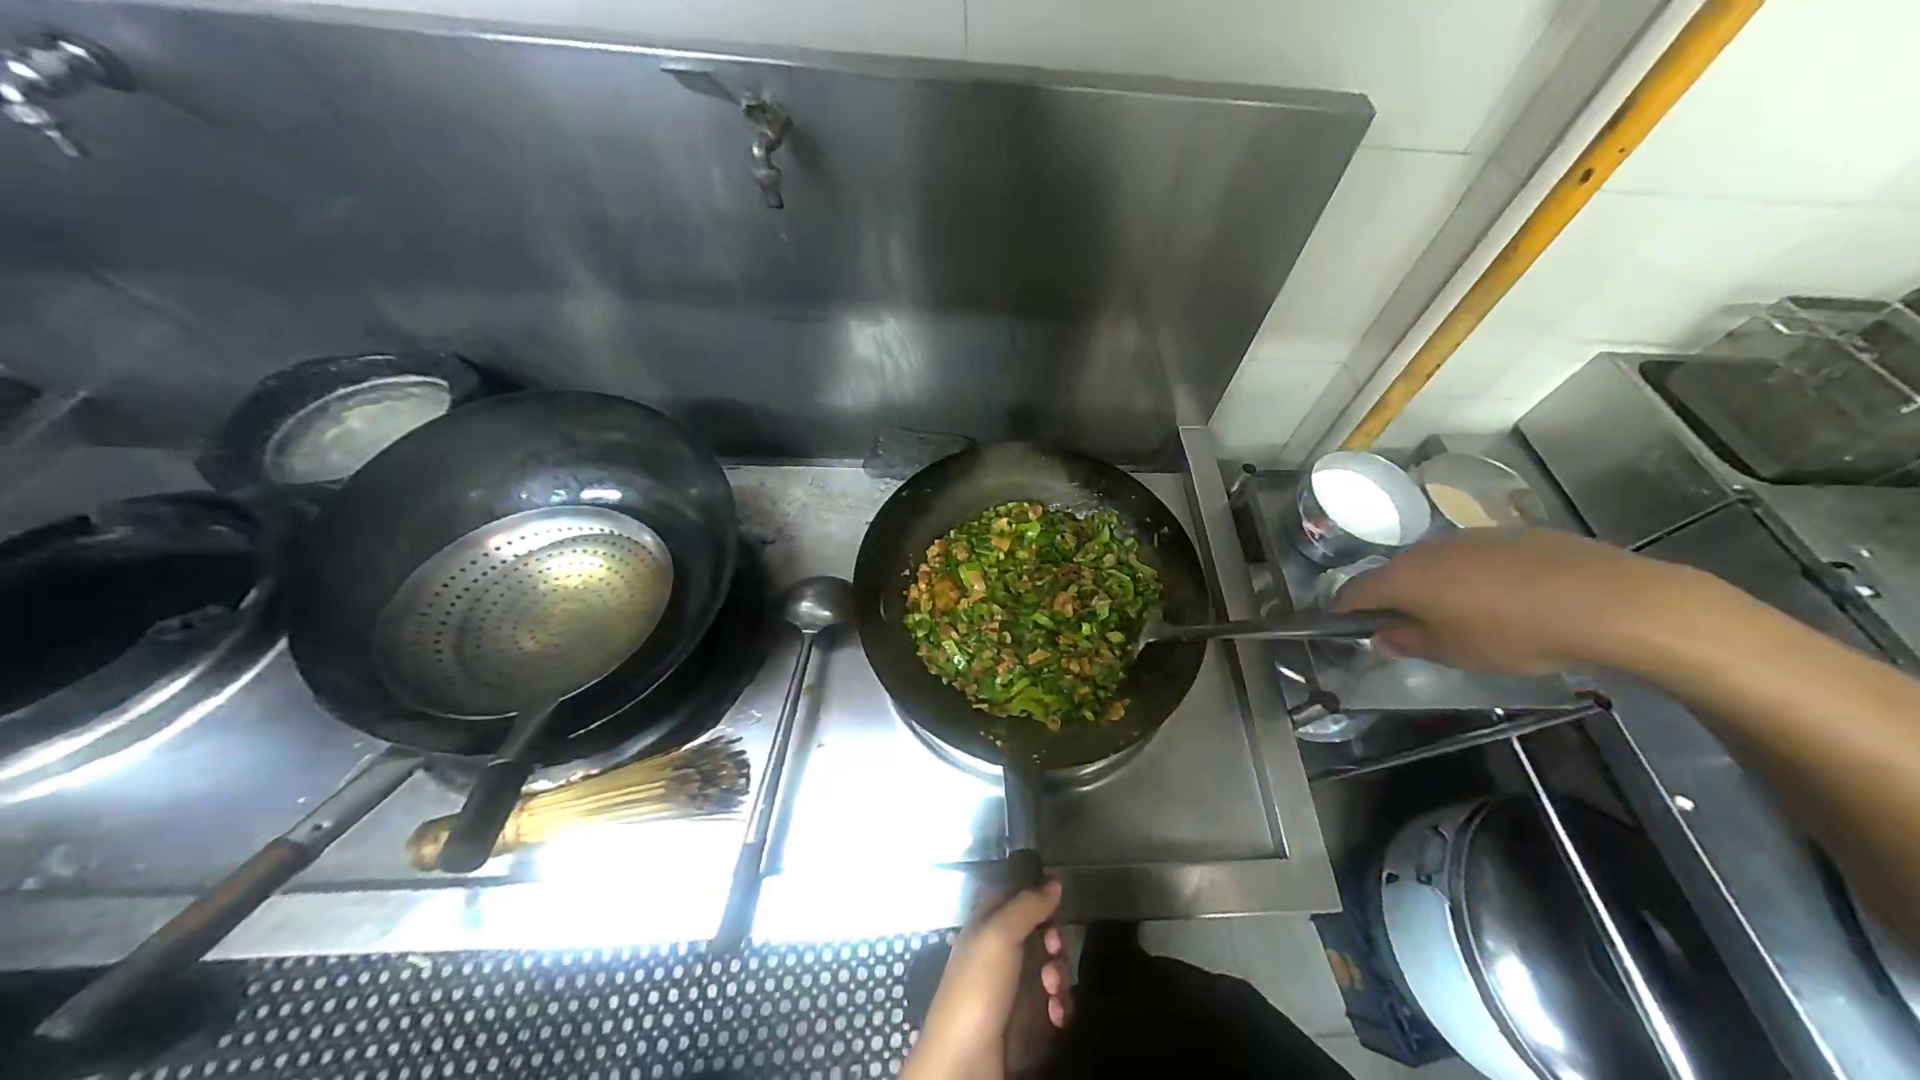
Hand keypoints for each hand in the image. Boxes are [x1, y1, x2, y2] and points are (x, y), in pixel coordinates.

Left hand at [903, 879, 1071, 1079]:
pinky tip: (1057, 1016)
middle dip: (1055, 942)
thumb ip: (1026, 905)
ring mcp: (1013, 989)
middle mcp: (999, 954)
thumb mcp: (999, 934)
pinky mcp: (1027, 1023)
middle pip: (1038, 935)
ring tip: (1053, 992)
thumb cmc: (978, 987)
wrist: (966, 1062)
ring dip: (1060, 977)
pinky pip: (1054, 1005)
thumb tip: (1053, 881)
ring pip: (1050, 969)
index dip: (1035, 899)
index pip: (1014, 900)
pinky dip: (1061, 1007)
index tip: (1053, 906)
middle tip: (1054, 952)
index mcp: (986, 928)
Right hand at [1336, 527, 1713, 675]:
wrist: (1609, 601)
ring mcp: (1471, 537)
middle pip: (1394, 574)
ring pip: (1436, 564)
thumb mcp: (1454, 653)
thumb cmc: (1514, 634)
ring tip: (1464, 618)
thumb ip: (1408, 643)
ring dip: (1436, 588)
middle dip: (1394, 600)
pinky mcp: (1512, 534)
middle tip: (1411, 631)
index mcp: (1403, 578)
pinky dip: (1474, 578)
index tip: (1347, 630)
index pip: (1353, 592)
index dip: (1344, 612)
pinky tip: (1507, 601)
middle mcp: (1427, 550)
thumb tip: (1383, 636)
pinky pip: (1475, 558)